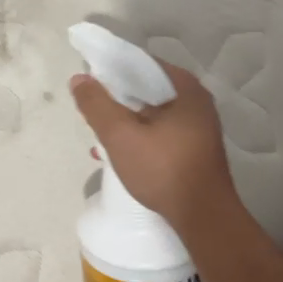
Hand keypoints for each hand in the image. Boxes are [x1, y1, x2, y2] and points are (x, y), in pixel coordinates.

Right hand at [70, 59, 244, 243]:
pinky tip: (120, 153)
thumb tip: (79, 79)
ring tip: (100, 136)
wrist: (203, 217)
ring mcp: (198, 126)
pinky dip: (139, 135)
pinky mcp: (194, 147)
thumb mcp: (120, 135)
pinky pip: (160, 130)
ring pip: (151, 112)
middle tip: (92, 112)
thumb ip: (96, 104)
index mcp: (185, 88)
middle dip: (116, 99)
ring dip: (125, 120)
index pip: (141, 64)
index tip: (90, 86)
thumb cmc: (163, 170)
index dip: (111, 71)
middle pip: (146, 89)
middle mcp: (196, 101)